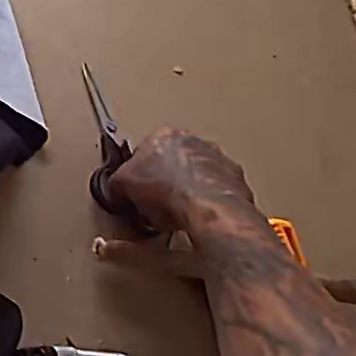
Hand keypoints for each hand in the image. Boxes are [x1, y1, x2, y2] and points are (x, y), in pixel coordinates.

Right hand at [110, 127, 254, 231]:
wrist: (206, 211)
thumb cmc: (167, 190)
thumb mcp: (122, 185)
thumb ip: (117, 184)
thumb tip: (117, 192)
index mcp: (165, 135)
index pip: (144, 149)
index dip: (136, 172)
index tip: (135, 187)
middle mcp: (196, 142)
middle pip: (173, 161)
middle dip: (164, 179)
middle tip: (154, 200)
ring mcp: (221, 162)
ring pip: (196, 177)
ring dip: (187, 192)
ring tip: (174, 214)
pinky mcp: (238, 185)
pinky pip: (215, 194)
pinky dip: (205, 205)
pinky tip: (193, 220)